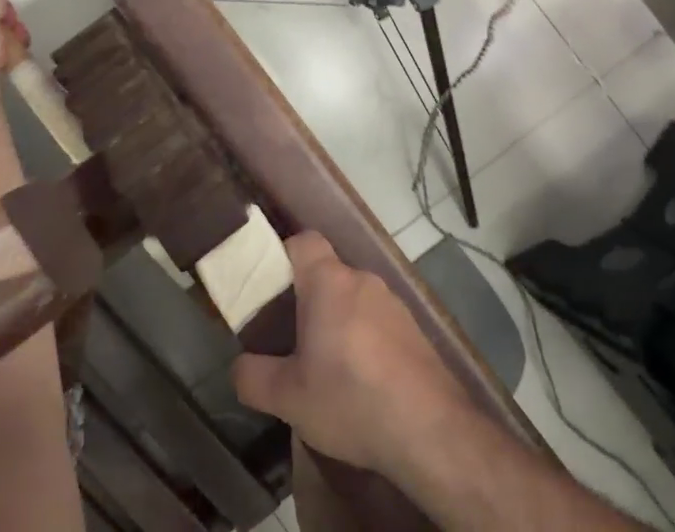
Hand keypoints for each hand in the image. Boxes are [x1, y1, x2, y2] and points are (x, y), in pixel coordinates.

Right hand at [232, 233, 475, 478]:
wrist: (433, 432)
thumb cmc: (351, 400)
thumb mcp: (287, 398)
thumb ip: (252, 377)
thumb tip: (241, 367)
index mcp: (330, 283)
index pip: (303, 241)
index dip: (282, 256)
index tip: (268, 290)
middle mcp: (365, 282)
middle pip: (327, 275)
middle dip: (305, 301)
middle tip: (286, 339)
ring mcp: (396, 306)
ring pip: (354, 301)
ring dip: (336, 323)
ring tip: (323, 368)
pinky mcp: (417, 333)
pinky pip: (378, 323)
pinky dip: (363, 341)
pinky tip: (359, 383)